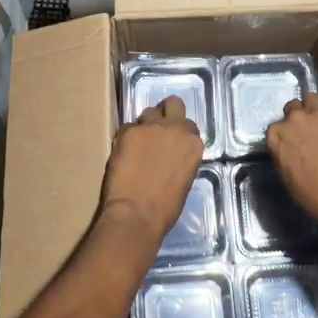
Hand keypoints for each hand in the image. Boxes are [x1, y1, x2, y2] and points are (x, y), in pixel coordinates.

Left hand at [99, 95, 203, 241]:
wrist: (136, 214)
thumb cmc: (165, 208)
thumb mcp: (184, 179)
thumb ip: (181, 157)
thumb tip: (171, 154)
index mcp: (193, 143)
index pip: (188, 125)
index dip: (178, 133)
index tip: (171, 143)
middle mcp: (175, 128)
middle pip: (173, 104)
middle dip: (166, 113)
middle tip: (156, 130)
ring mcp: (150, 126)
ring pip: (147, 113)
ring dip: (145, 125)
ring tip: (137, 144)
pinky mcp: (127, 130)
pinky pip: (127, 127)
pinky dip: (126, 138)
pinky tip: (123, 154)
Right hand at [265, 91, 317, 237]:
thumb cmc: (313, 193)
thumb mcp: (286, 175)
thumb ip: (282, 153)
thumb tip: (287, 146)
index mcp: (276, 135)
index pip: (277, 126)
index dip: (287, 133)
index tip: (294, 141)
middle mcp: (293, 118)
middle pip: (293, 107)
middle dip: (299, 117)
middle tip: (310, 130)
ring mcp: (316, 112)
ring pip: (311, 97)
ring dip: (315, 107)